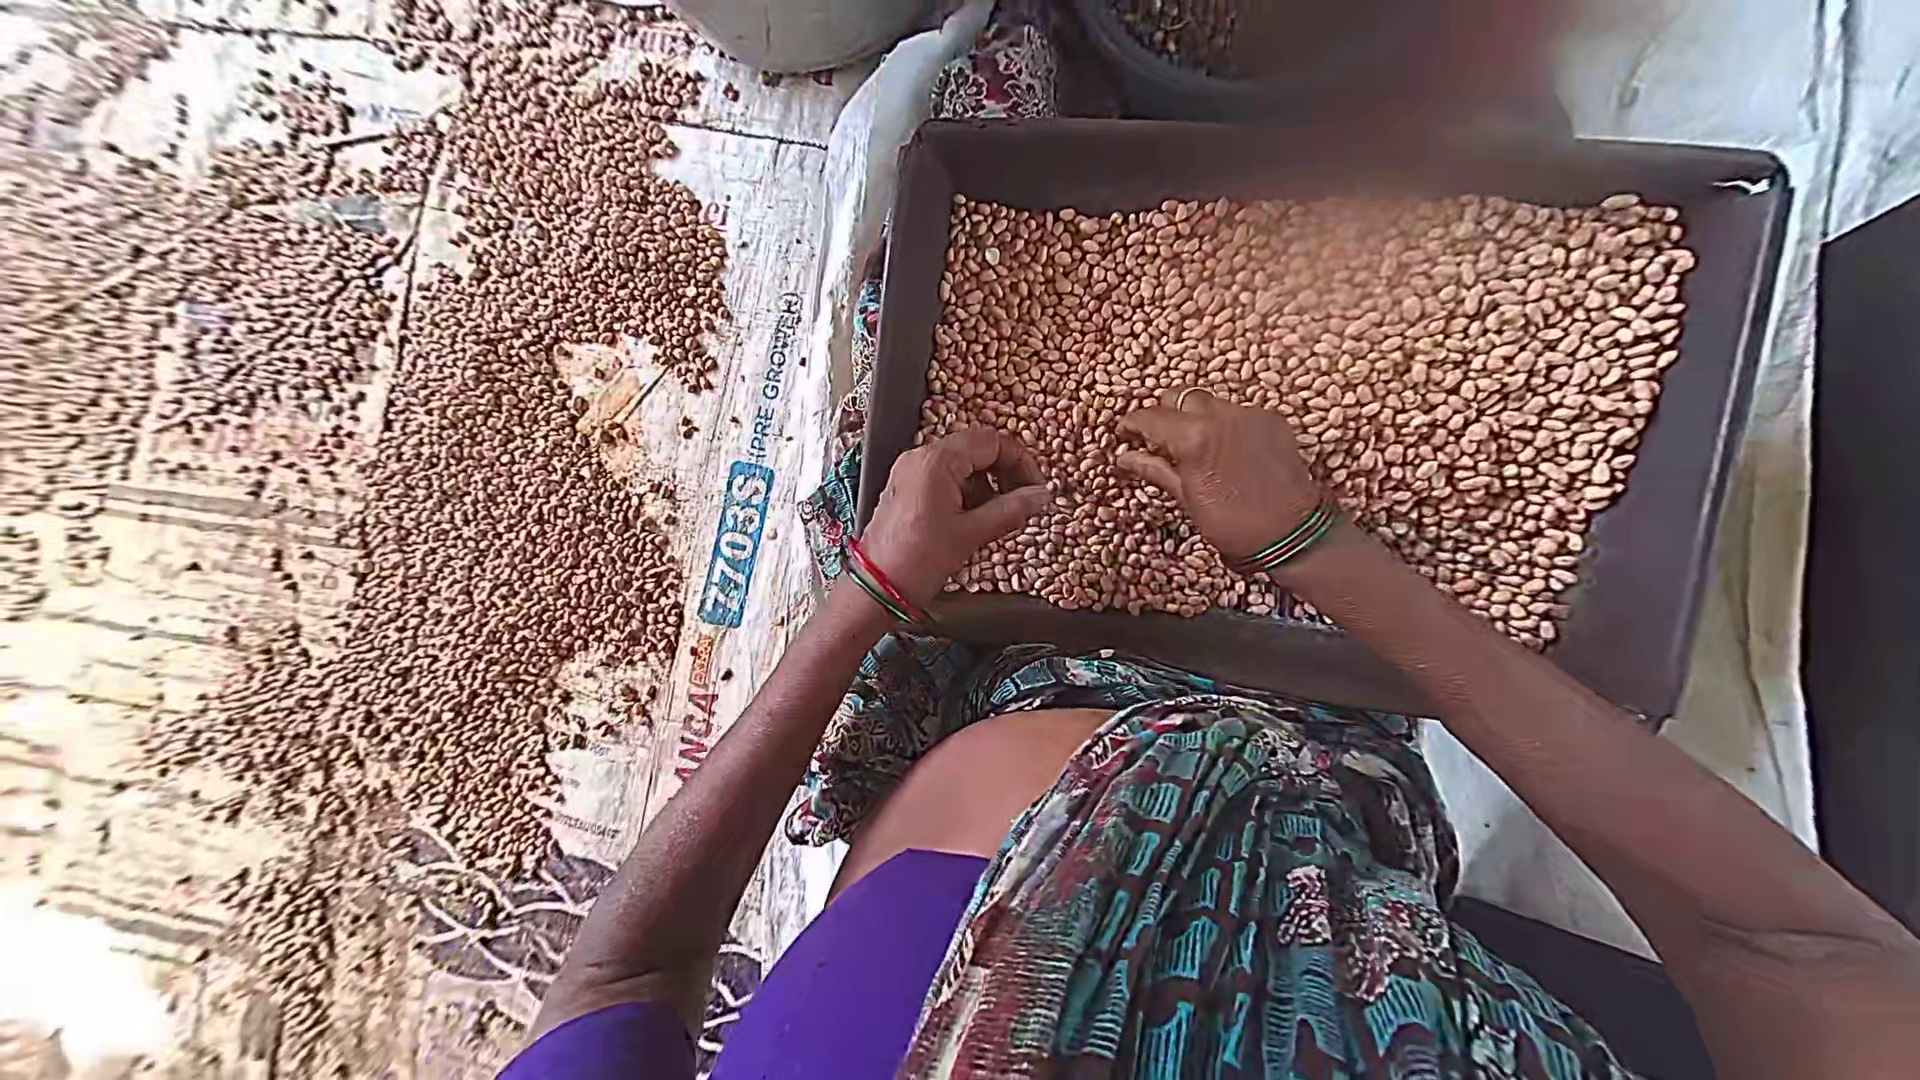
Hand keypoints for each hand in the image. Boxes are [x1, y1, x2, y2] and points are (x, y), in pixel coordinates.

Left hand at [859, 427, 1049, 605]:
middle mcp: (920, 457)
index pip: (991, 441)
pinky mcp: (906, 488)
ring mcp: (910, 471)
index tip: (1036, 487)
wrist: (876, 588)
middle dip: (1004, 472)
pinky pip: (944, 478)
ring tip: (1000, 515)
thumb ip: (1011, 509)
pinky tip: (976, 519)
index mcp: (936, 461)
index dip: (1020, 461)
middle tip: (1024, 500)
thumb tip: (1044, 495)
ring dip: (987, 485)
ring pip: (961, 464)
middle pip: (976, 449)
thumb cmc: (920, 560)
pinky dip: (966, 492)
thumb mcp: (972, 533)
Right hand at [1115, 389, 1322, 561]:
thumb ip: (1156, 469)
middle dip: (1163, 413)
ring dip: (1192, 416)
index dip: (1132, 424)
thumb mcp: (1186, 497)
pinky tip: (1220, 448)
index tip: (1124, 433)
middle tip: (1155, 438)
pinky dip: (1221, 423)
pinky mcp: (1270, 420)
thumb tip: (1125, 457)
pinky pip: (1235, 411)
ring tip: (1189, 444)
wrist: (1291, 534)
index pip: (1150, 417)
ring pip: (1208, 401)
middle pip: (1179, 397)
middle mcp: (1221, 416)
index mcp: (1194, 437)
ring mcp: (1249, 415)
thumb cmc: (1234, 523)